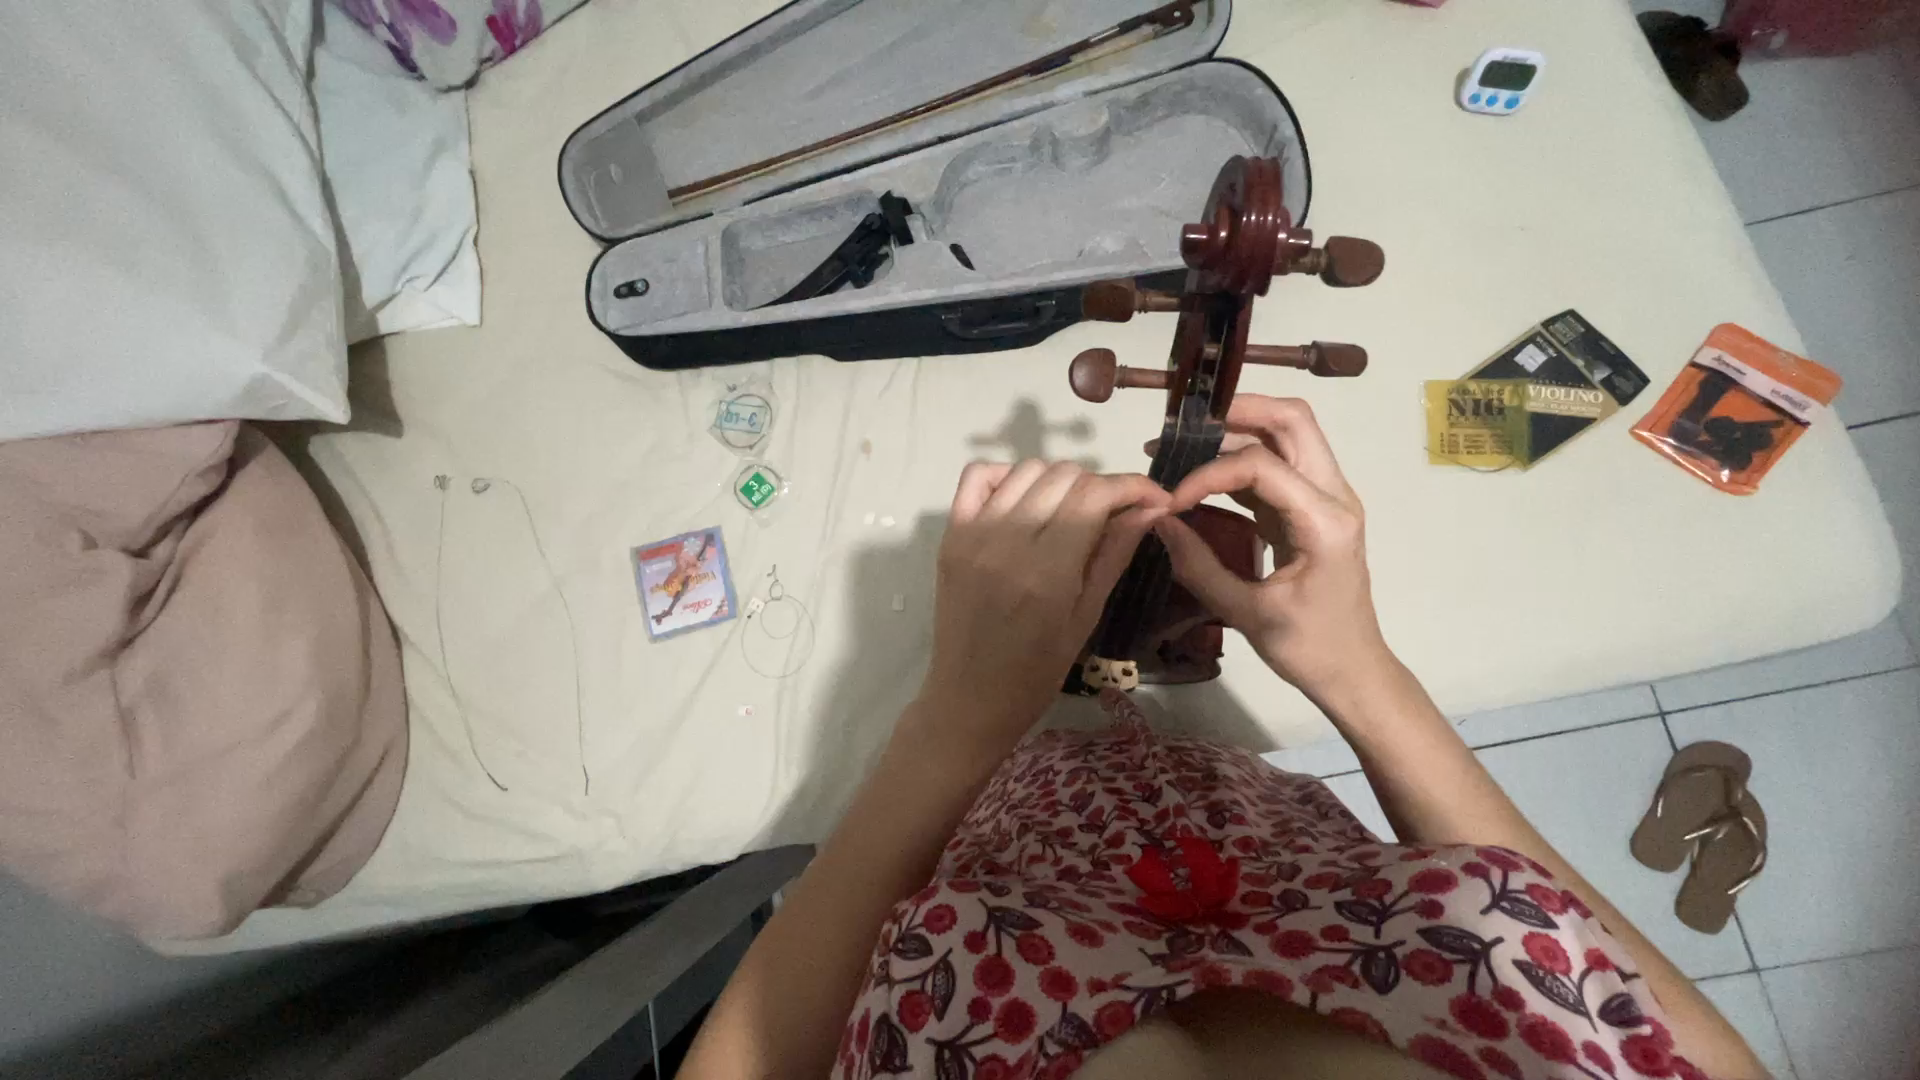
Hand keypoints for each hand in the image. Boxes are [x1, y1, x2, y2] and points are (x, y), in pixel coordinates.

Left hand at [916, 462, 1168, 751]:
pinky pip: (978, 476)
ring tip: (1069, 510)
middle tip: (1111, 514)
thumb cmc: (1037, 672)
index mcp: (1048, 572)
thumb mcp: (1086, 617)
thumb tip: (1150, 507)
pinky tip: (1024, 500)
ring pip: (1027, 469)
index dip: (1133, 486)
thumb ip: (1114, 555)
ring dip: (1058, 480)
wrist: (969, 697)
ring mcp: (973, 534)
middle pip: (1064, 475)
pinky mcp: (951, 535)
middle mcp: (1007, 542)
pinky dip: (1007, 475)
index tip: (1153, 498)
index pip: (1095, 495)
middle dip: (1099, 486)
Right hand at [1151, 395, 1392, 705]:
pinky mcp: (1309, 509)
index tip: (1171, 501)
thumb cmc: (1308, 647)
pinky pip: (1277, 465)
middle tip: (1183, 427)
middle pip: (1293, 421)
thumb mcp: (1247, 613)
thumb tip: (1158, 523)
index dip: (1208, 473)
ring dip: (1237, 430)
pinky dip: (1239, 460)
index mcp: (1325, 521)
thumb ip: (1199, 566)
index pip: (1261, 465)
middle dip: (1237, 411)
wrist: (1353, 670)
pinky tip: (1201, 478)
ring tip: (1183, 446)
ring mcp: (1326, 498)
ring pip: (1288, 434)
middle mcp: (1333, 496)